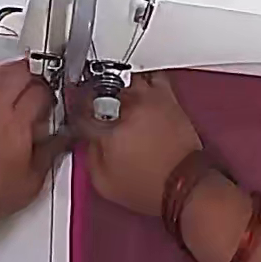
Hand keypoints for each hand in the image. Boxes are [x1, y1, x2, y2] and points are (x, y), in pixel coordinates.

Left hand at [0, 59, 64, 227]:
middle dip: (35, 77)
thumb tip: (61, 140)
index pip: (41, 92)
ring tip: (20, 80)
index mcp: (19, 122)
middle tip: (40, 87)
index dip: (51, 94)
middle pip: (21, 74)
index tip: (52, 102)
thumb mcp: (33, 179)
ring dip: (13, 73)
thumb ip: (50, 152)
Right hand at [81, 72, 203, 216]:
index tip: (79, 117)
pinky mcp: (166, 98)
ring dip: (115, 85)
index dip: (76, 114)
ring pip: (124, 77)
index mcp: (107, 130)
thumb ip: (89, 156)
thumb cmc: (151, 186)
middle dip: (94, 98)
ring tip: (115, 96)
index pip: (81, 112)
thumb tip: (88, 141)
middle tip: (96, 108)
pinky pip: (151, 75)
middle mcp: (127, 109)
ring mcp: (148, 100)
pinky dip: (142, 78)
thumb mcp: (104, 183)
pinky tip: (138, 88)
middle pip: (100, 89)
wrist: (185, 185)